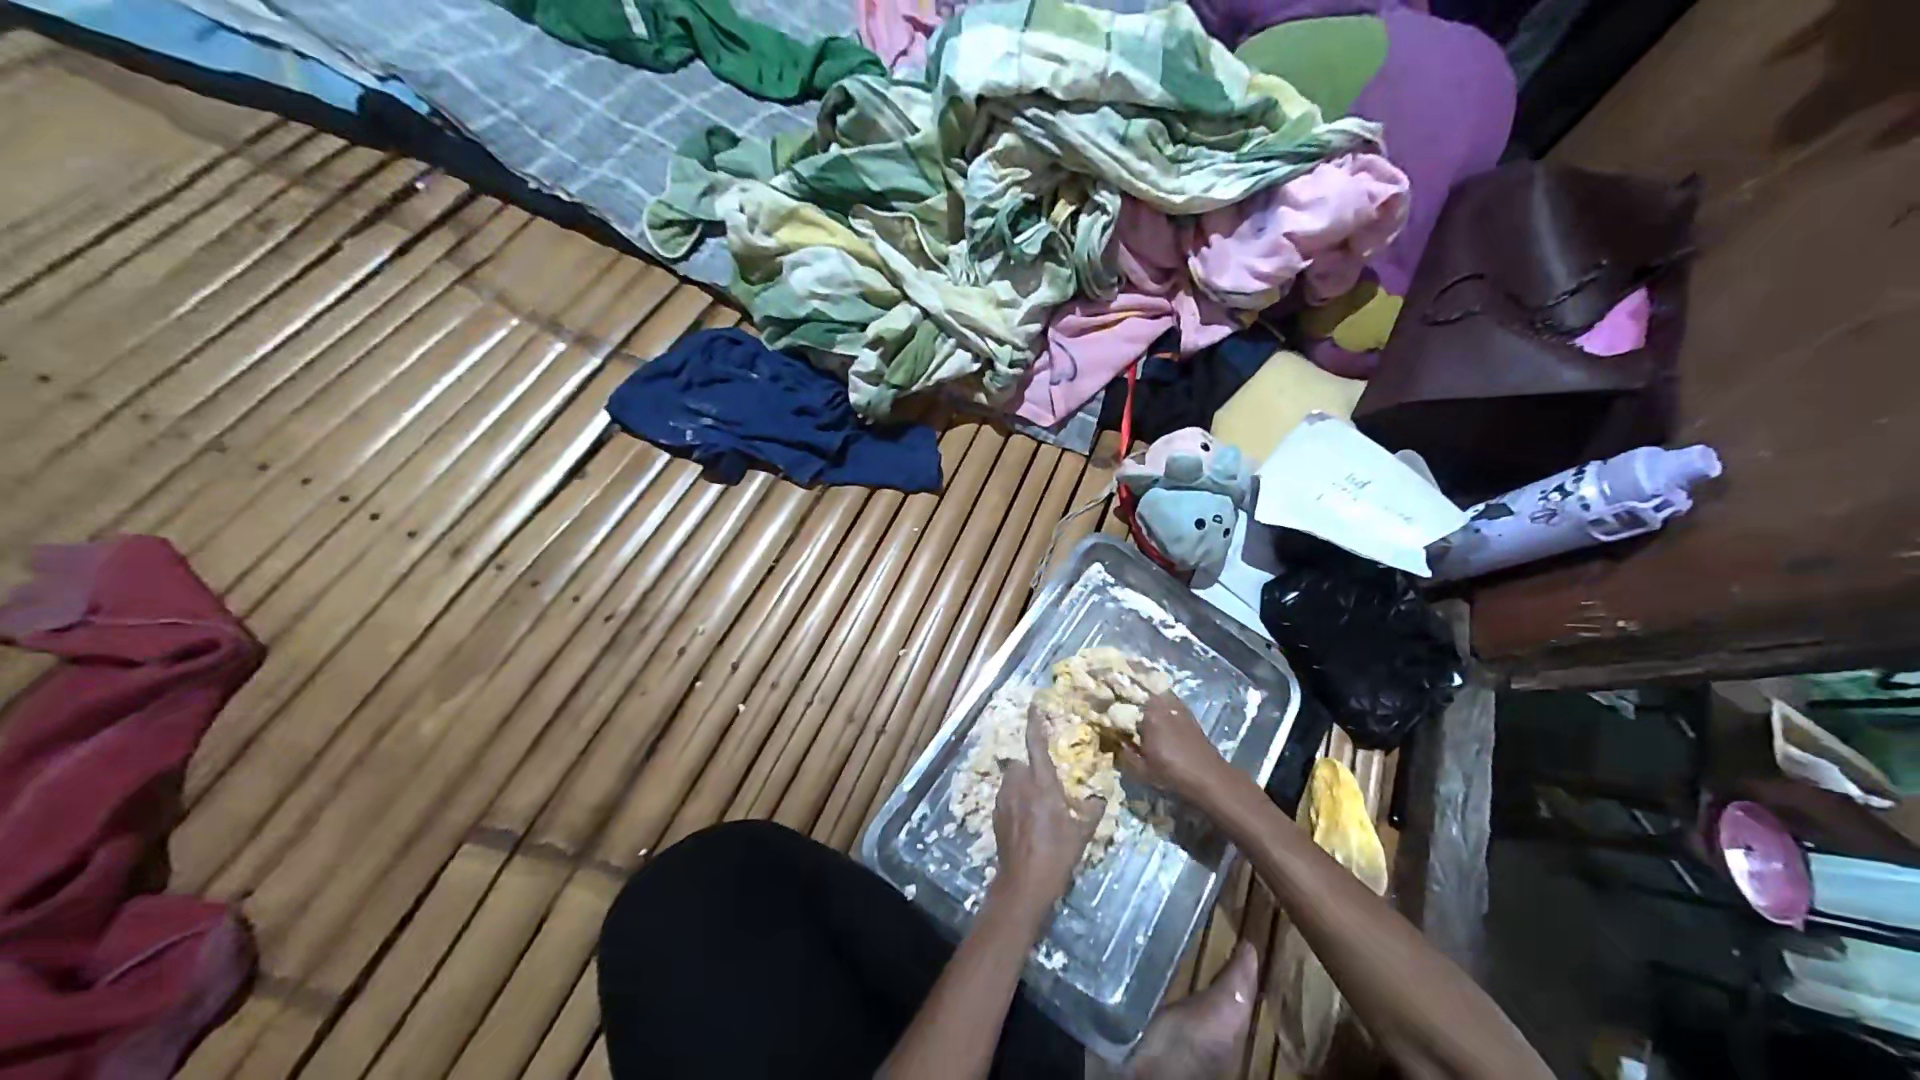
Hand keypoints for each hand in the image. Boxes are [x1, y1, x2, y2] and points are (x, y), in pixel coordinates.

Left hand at [993, 705, 1103, 906]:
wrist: (1024, 882)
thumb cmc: (1057, 854)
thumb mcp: (1083, 832)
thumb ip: (1091, 809)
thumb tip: (1099, 796)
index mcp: (1041, 783)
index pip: (1035, 745)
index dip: (1035, 724)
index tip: (1034, 707)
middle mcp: (1018, 785)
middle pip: (1020, 763)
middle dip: (1030, 768)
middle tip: (1046, 783)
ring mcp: (1003, 800)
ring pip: (1012, 780)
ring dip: (1022, 784)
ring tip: (1037, 804)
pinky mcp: (995, 815)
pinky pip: (1006, 797)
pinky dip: (1015, 801)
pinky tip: (1026, 821)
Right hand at [1119, 692, 1235, 802]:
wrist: (1210, 778)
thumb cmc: (1172, 774)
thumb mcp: (1141, 771)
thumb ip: (1125, 754)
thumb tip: (1116, 740)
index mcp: (1150, 716)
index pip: (1127, 700)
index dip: (1115, 700)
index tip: (1106, 703)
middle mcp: (1164, 706)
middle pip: (1144, 690)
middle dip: (1132, 691)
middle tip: (1120, 697)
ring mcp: (1179, 708)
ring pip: (1158, 693)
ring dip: (1148, 694)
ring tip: (1137, 702)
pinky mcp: (1189, 714)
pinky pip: (1170, 700)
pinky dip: (1161, 702)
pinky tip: (1157, 713)